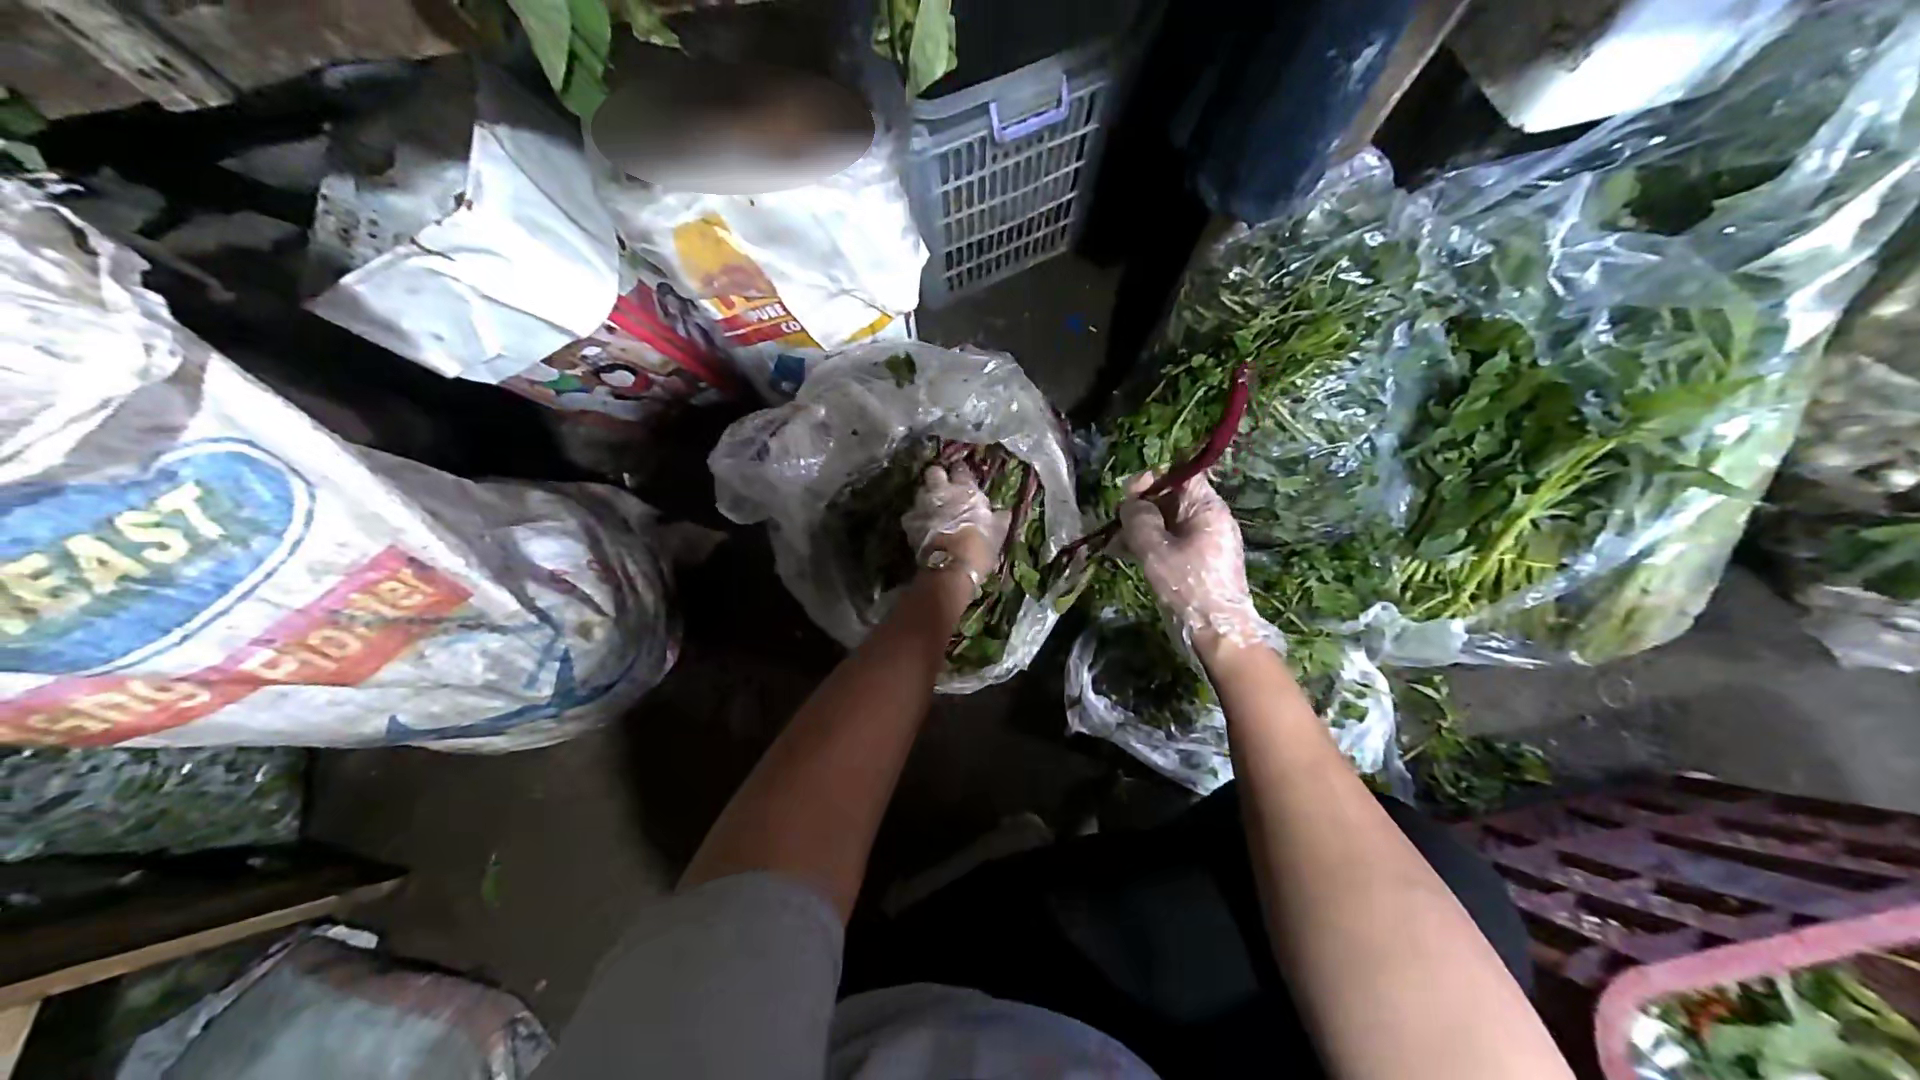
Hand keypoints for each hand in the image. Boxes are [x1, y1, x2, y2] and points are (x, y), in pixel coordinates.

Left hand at [902, 464, 1009, 588]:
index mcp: (965, 489)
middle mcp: (941, 490)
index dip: (961, 472)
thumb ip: (999, 518)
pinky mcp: (909, 521)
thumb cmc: (979, 547)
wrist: (951, 567)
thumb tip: (1004, 512)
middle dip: (937, 477)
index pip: (961, 469)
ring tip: (931, 509)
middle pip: (933, 472)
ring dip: (926, 498)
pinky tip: (921, 527)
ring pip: (920, 491)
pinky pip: (911, 514)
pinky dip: (916, 519)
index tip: (962, 478)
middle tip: (943, 489)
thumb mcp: (997, 533)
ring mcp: (922, 504)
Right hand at [1117, 472, 1274, 658]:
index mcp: (1207, 508)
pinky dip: (1148, 545)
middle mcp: (1208, 519)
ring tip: (1113, 544)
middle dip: (1139, 508)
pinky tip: (1125, 554)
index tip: (1126, 497)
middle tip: (1115, 525)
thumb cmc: (1189, 586)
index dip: (1150, 479)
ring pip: (1166, 522)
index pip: (1179, 475)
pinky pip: (1169, 542)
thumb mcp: (1156, 549)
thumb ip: (1139, 519)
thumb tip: (1131, 504)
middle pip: (1170, 498)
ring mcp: (1204, 541)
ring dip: (1139, 529)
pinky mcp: (1197, 561)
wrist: (1219, 633)